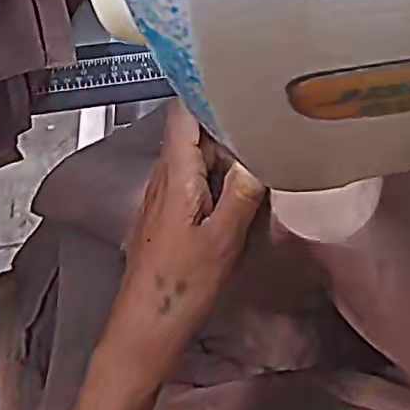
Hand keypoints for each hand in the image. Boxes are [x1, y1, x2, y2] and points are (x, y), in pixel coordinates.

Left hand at [99, 101, 266, 381]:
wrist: (144, 328)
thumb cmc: (181, 284)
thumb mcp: (224, 237)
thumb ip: (243, 190)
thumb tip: (263, 152)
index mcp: (175, 172)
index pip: (184, 113)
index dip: (207, 91)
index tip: (239, 80)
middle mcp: (164, 175)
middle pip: (195, 132)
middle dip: (229, 126)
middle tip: (265, 124)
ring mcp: (164, 194)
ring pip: (196, 156)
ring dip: (225, 153)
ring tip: (260, 152)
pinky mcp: (168, 212)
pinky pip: (194, 178)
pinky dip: (217, 176)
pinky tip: (240, 189)